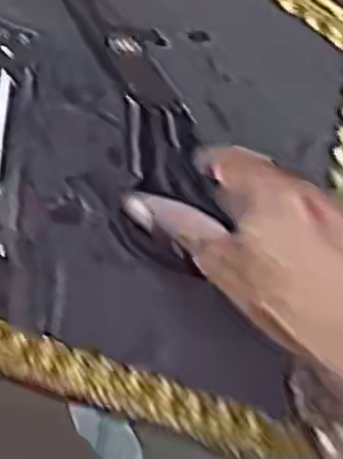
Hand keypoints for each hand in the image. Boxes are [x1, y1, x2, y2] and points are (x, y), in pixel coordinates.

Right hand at [123, 146, 342, 385]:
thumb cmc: (309, 307)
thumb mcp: (220, 264)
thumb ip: (178, 225)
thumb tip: (141, 204)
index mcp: (274, 193)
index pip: (225, 156)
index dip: (198, 166)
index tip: (185, 181)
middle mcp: (318, 201)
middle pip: (264, 182)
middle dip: (236, 198)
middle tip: (212, 221)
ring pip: (296, 209)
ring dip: (271, 220)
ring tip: (254, 251)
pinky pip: (324, 232)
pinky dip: (302, 241)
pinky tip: (293, 269)